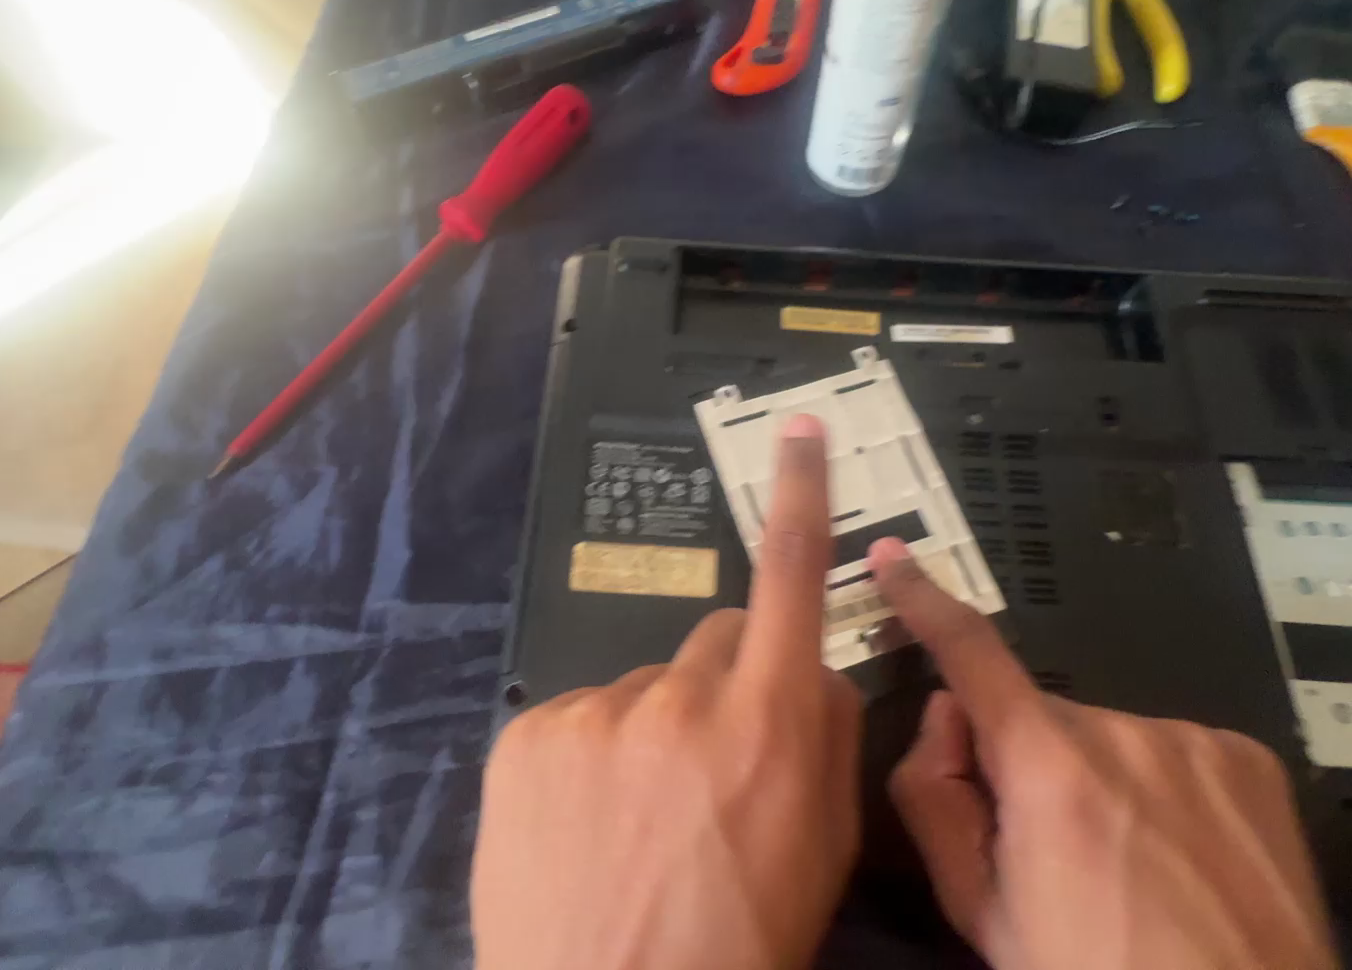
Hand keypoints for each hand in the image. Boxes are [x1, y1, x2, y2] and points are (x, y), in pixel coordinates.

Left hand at [472, 415, 861, 969]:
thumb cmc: (740, 938)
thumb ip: (823, 732)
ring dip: (652, 728)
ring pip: (644, 689)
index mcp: (764, 721)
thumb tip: (806, 664)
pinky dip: (591, 753)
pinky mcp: (529, 734)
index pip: (790, 575)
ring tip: (639, 812)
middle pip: (712, 641)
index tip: (799, 432)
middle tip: (711, 761)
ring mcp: (593, 711)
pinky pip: (578, 718)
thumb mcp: (820, 844)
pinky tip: (588, 820)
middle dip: (723, 684)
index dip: (800, 494)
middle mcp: (678, 698)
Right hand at [869, 537, 1337, 969]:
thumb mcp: (979, 909)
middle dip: (1026, 760)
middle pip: (1038, 719)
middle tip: (1049, 848)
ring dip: (1095, 777)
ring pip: (1103, 735)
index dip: (922, 599)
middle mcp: (1120, 731)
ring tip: (1127, 863)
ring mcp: (1193, 739)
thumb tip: (949, 715)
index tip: (894, 556)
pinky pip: (1168, 749)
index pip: (968, 653)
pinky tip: (1181, 854)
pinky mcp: (1249, 758)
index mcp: (1046, 768)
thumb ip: (935, 796)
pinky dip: (1158, 786)